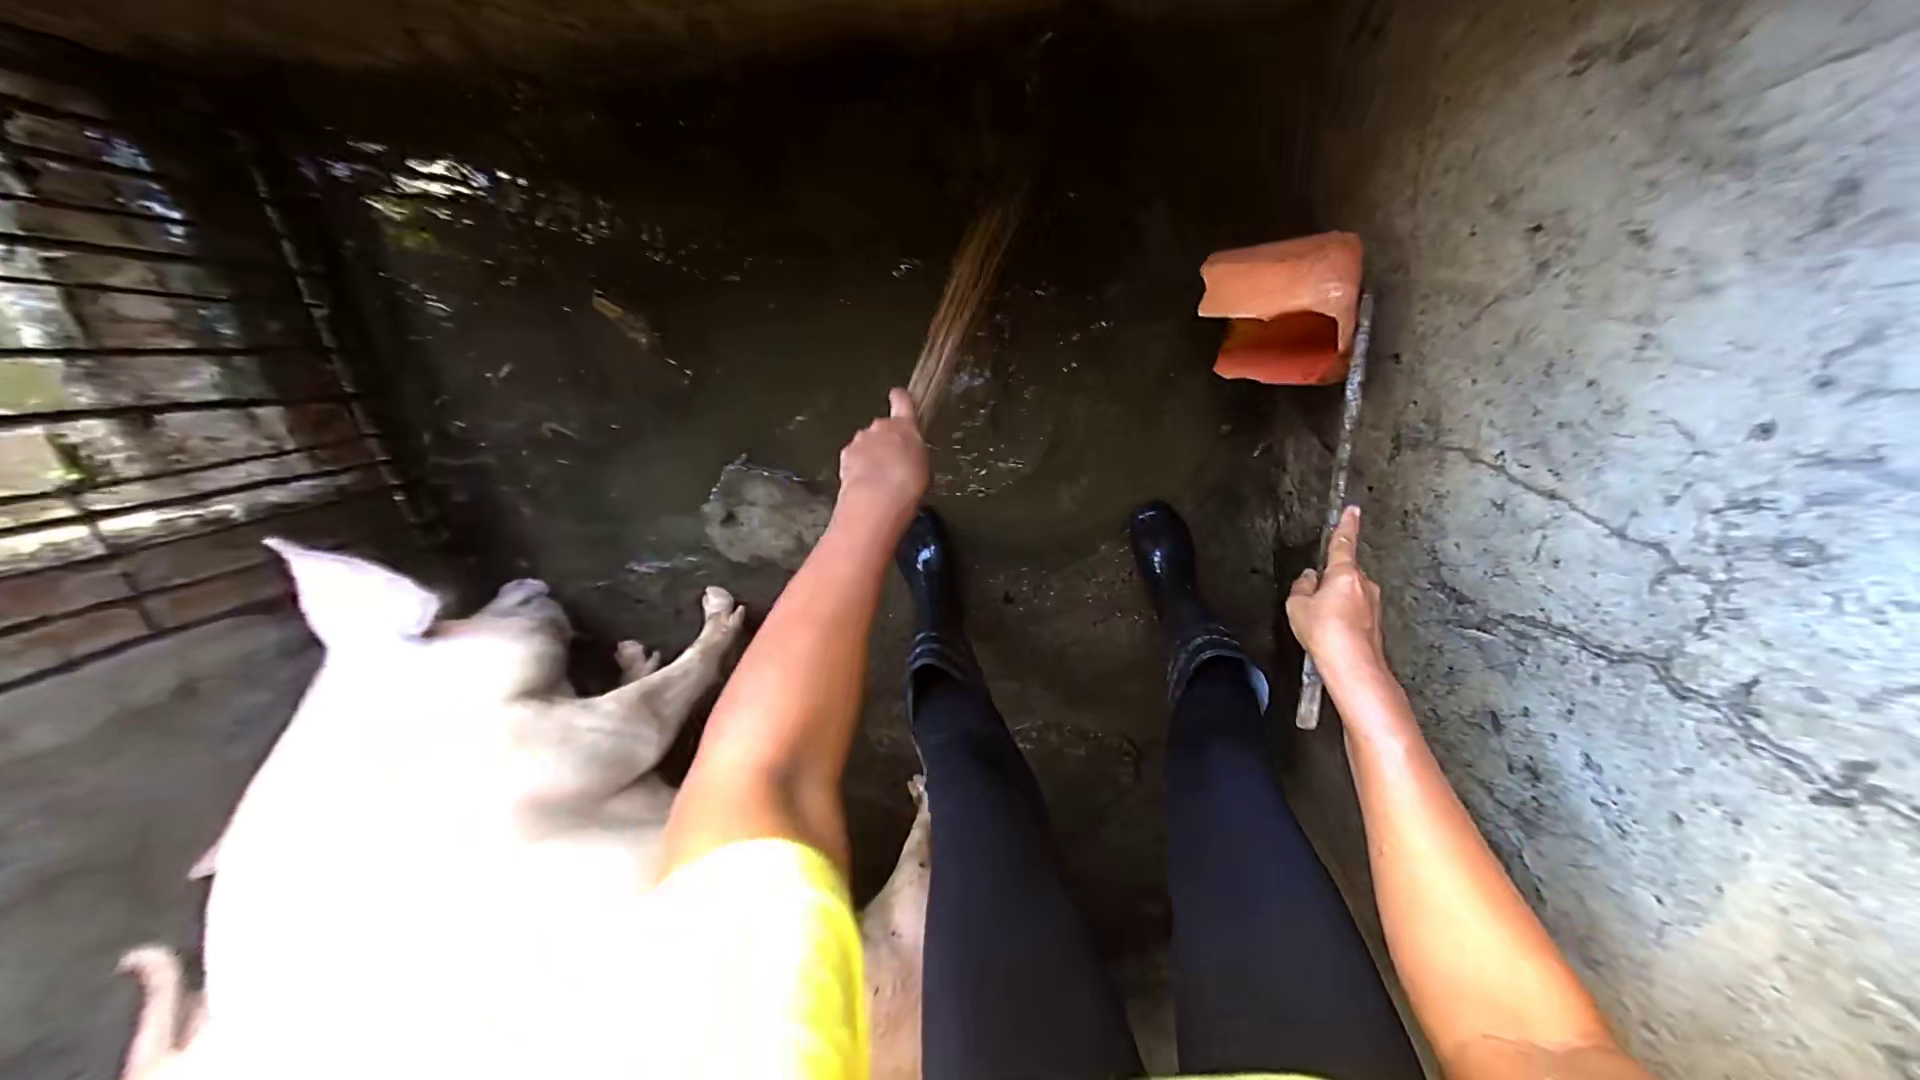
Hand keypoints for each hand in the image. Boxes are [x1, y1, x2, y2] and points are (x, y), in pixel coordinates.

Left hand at [836, 388, 928, 526]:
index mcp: (904, 425)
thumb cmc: (906, 483)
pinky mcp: (846, 456)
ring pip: (867, 445)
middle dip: (886, 442)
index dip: (900, 398)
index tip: (898, 395)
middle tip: (896, 463)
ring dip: (872, 457)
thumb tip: (910, 450)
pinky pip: (854, 459)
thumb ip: (915, 450)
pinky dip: (859, 468)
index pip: (902, 401)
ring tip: (883, 480)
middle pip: (883, 428)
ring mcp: (860, 441)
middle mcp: (879, 427)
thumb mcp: (923, 464)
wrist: (878, 498)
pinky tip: (868, 485)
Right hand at [1287, 505, 1386, 671]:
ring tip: (1317, 620)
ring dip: (1333, 599)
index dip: (1346, 524)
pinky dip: (1341, 615)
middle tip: (1310, 595)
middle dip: (1328, 579)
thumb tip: (1308, 578)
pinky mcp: (1374, 621)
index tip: (1352, 510)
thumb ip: (1302, 586)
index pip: (1344, 542)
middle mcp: (1364, 585)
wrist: (1353, 665)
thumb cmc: (1326, 633)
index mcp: (1344, 574)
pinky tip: (1329, 630)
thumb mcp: (1297, 605)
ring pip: (1348, 592)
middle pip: (1343, 572)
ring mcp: (1372, 604)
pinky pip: (1354, 609)